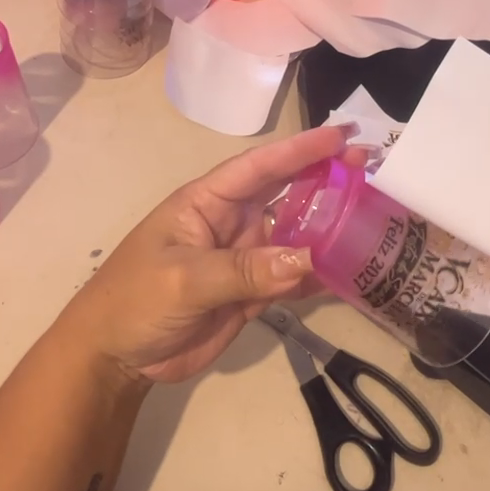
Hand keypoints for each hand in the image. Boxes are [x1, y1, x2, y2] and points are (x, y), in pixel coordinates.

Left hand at [58, 126, 359, 383]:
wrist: (116, 357)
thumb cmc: (135, 300)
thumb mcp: (184, 279)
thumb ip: (244, 270)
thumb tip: (308, 258)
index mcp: (207, 201)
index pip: (259, 167)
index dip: (298, 149)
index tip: (339, 134)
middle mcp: (232, 221)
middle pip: (285, 192)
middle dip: (325, 175)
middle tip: (370, 161)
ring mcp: (245, 257)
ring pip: (295, 234)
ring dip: (329, 224)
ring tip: (373, 212)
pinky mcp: (253, 293)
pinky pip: (293, 278)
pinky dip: (319, 273)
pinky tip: (351, 267)